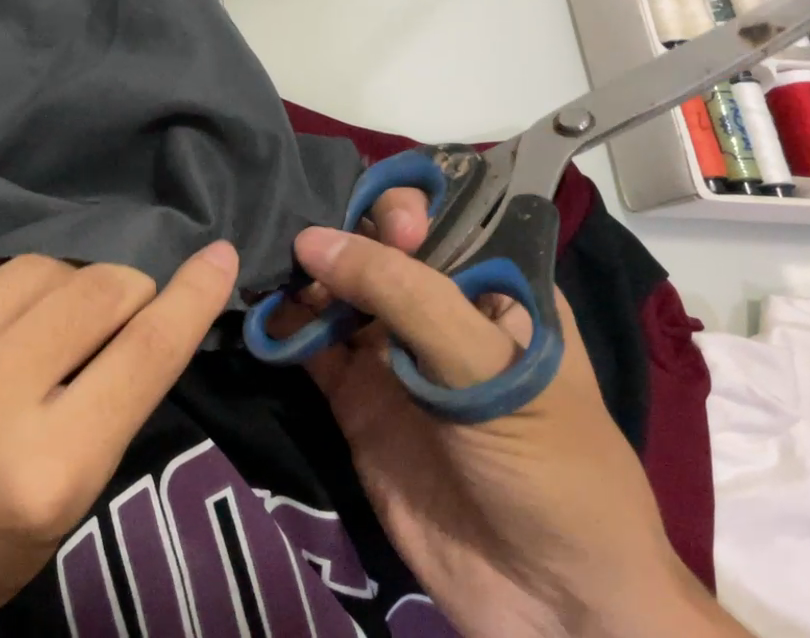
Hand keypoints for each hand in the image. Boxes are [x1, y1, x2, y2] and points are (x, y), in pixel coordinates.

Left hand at [0, 244, 238, 637]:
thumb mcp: (62, 505)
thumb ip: (109, 406)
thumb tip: (149, 307)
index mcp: (41, 470)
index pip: (141, 354)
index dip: (189, 299)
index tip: (217, 257)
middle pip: (89, 290)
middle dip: (120, 289)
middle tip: (113, 310)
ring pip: (32, 267)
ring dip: (58, 286)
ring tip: (41, 323)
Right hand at [280, 193, 743, 637]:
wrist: (548, 599)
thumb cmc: (548, 465)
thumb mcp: (491, 366)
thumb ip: (402, 294)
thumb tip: (310, 239)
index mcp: (497, 290)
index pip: (442, 220)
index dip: (404, 210)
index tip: (382, 228)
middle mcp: (439, 312)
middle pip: (376, 250)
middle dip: (337, 238)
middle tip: (299, 246)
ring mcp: (393, 357)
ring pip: (336, 294)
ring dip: (301, 279)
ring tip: (267, 269)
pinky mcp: (355, 399)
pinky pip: (310, 348)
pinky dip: (283, 330)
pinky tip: (260, 315)